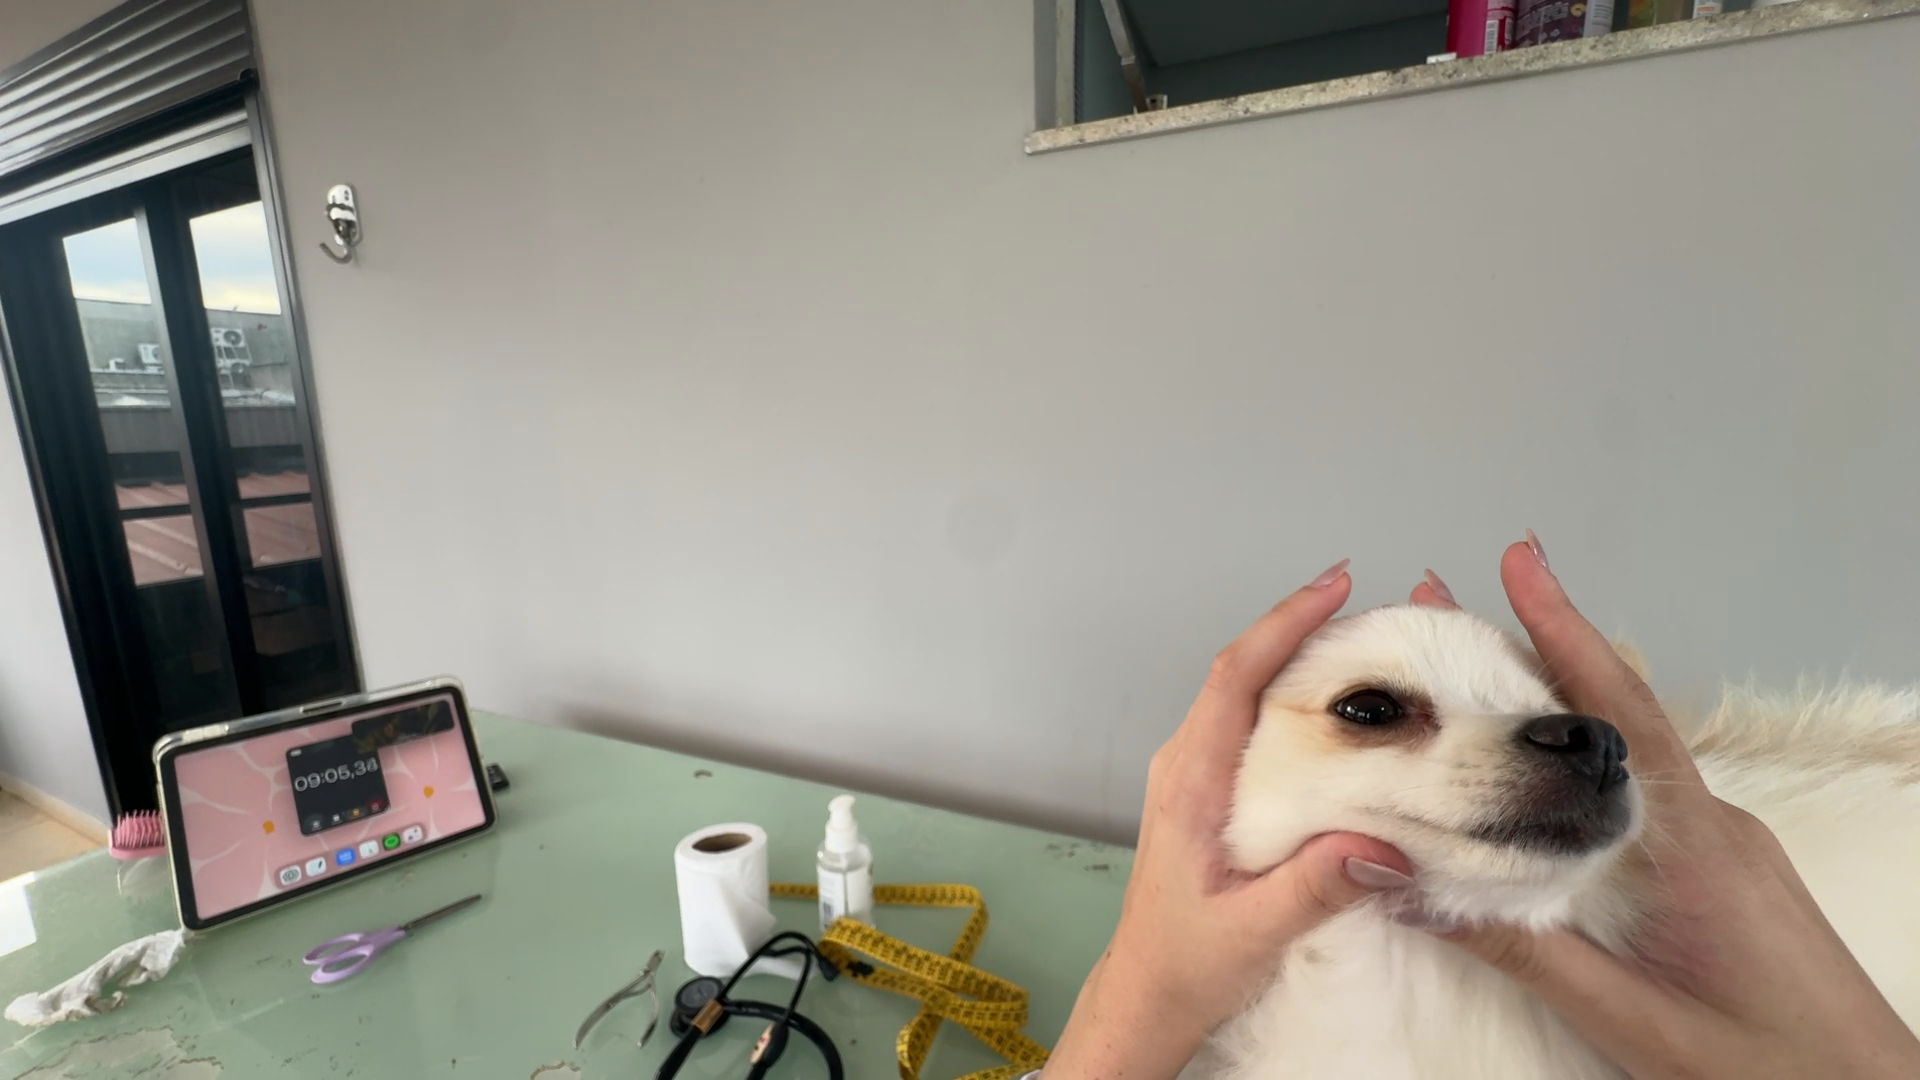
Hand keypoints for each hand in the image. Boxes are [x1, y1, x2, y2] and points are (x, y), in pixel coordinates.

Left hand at [1045, 561, 1411, 1079]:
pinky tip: (1333, 706)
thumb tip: (1383, 844)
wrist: (1147, 983)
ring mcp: (1194, 770)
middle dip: (1295, 628)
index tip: (1330, 589)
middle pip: (1239, 671)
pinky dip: (1288, 696)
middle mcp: (1187, 761)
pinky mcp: (1208, 787)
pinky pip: (1247, 721)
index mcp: (1190, 779)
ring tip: (1358, 639)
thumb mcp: (1254, 931)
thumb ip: (1313, 888)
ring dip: (1293, 657)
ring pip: (1242, 692)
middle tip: (1361, 603)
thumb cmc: (1186, 958)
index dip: (1280, 626)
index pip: (1233, 679)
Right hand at [1410, 537, 1919, 1079]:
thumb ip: (1511, 942)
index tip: (1520, 561)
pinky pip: (1615, 774)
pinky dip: (1552, 736)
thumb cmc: (1765, 1069)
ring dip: (1527, 684)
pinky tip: (1510, 742)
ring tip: (1451, 649)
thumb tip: (1389, 875)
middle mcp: (1700, 816)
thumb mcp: (1627, 1018)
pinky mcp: (1700, 851)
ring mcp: (1705, 832)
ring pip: (1603, 737)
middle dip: (1517, 637)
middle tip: (1433, 596)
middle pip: (1599, 703)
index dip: (1564, 630)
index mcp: (1689, 840)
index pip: (1614, 712)